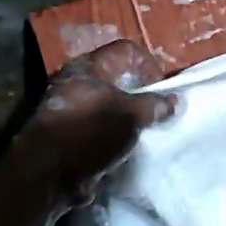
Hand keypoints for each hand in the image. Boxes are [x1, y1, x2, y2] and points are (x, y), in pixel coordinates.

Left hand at [12, 40, 177, 206]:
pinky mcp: (71, 135)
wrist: (50, 174)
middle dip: (141, 95)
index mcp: (88, 67)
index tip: (162, 90)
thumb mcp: (130, 115)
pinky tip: (127, 149)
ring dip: (129, 119)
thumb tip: (175, 100)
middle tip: (156, 113)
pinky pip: (102, 129)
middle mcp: (77, 83)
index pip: (126, 51)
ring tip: (145, 133)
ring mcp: (72, 110)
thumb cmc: (90, 132)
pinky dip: (116, 137)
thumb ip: (155, 105)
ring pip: (110, 106)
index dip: (149, 65)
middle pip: (118, 79)